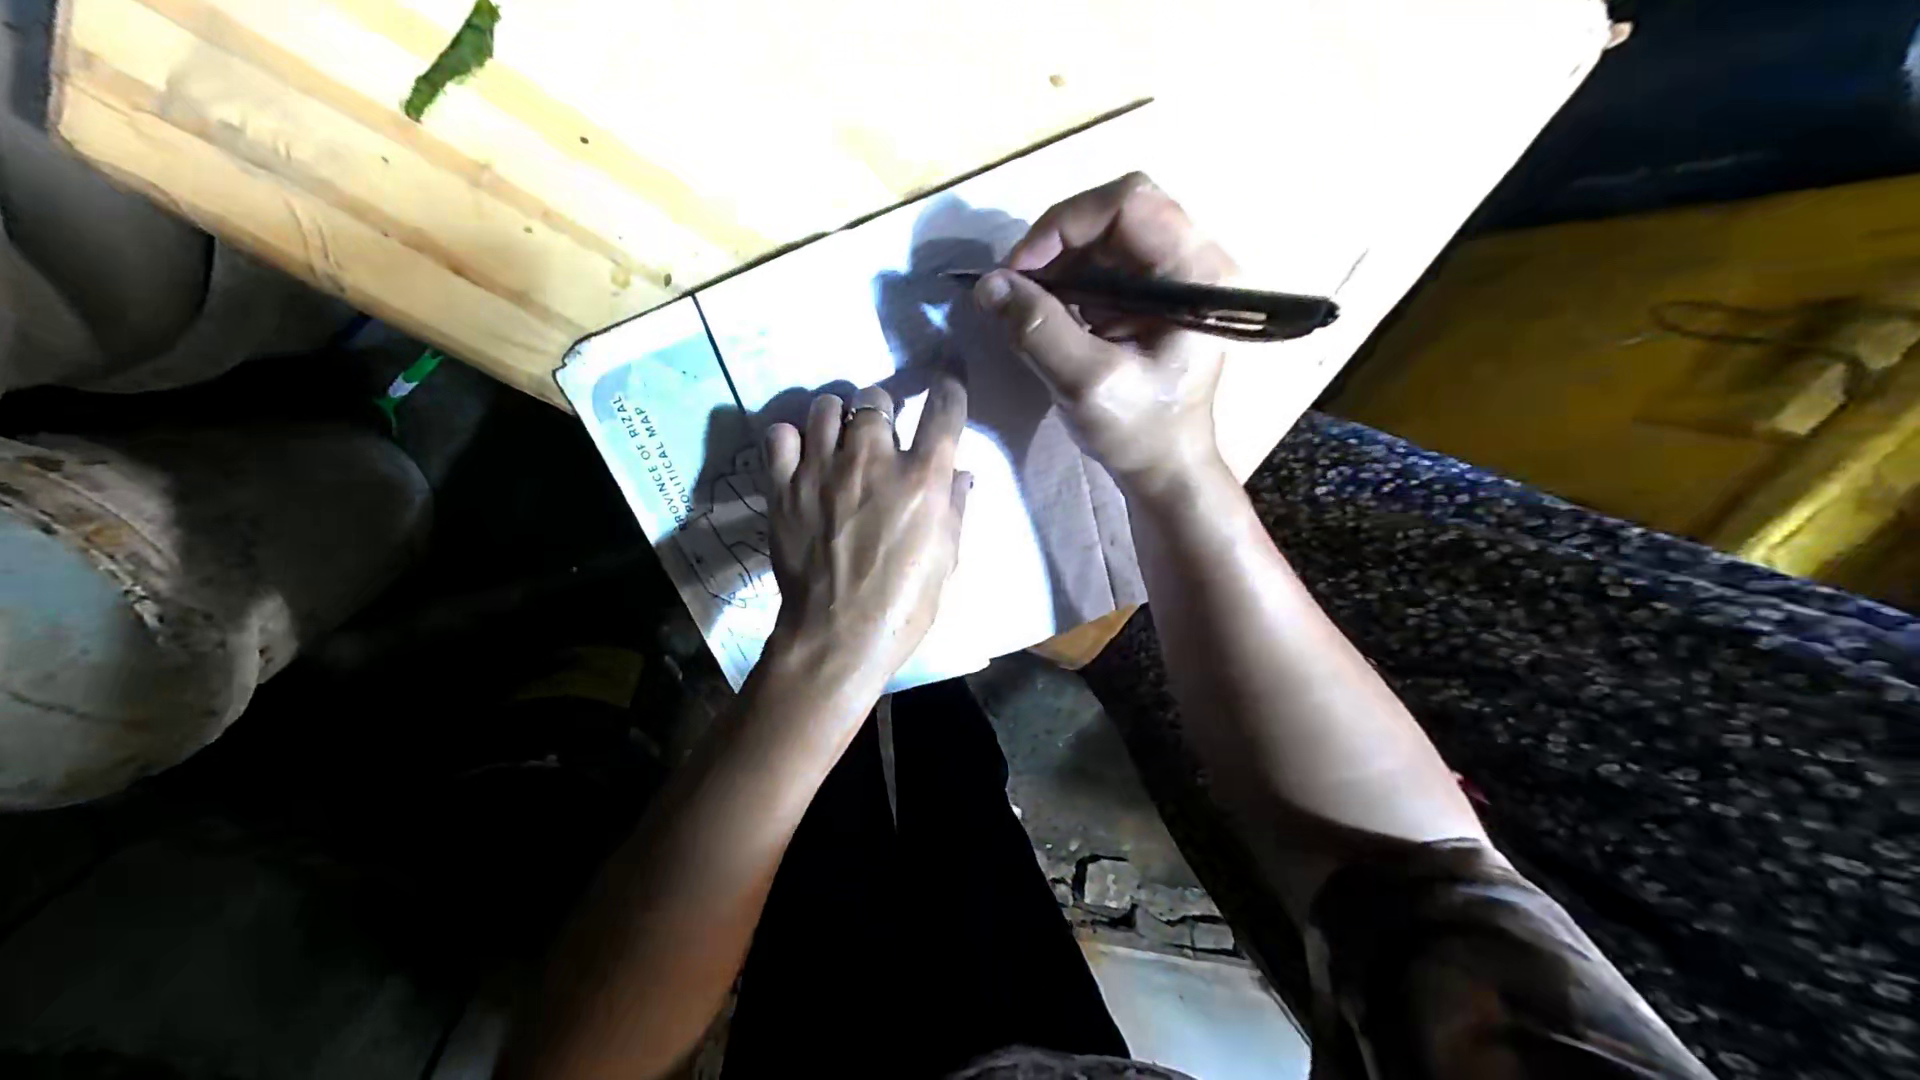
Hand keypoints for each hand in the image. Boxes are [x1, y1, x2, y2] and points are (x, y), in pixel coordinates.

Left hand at [761, 377, 971, 691]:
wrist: (838, 636)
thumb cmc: (904, 604)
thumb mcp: (947, 559)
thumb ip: (955, 508)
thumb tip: (960, 474)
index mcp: (923, 478)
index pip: (944, 408)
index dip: (950, 383)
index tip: (948, 377)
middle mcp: (873, 460)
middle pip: (877, 396)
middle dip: (884, 407)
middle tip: (882, 430)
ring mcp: (823, 470)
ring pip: (827, 405)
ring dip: (839, 416)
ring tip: (840, 439)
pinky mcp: (783, 487)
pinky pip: (780, 434)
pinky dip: (792, 438)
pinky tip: (802, 456)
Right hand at [973, 172, 1238, 495]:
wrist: (1164, 468)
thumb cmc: (1138, 433)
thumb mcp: (1084, 384)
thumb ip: (1037, 331)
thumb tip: (987, 284)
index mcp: (1195, 275)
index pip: (1130, 203)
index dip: (1064, 224)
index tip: (1020, 270)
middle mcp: (1192, 262)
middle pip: (1116, 213)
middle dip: (1057, 243)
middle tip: (1019, 285)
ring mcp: (1172, 277)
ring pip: (1105, 236)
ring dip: (1058, 263)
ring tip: (1028, 304)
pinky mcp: (1151, 295)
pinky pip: (1103, 264)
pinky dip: (1067, 280)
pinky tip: (1050, 313)